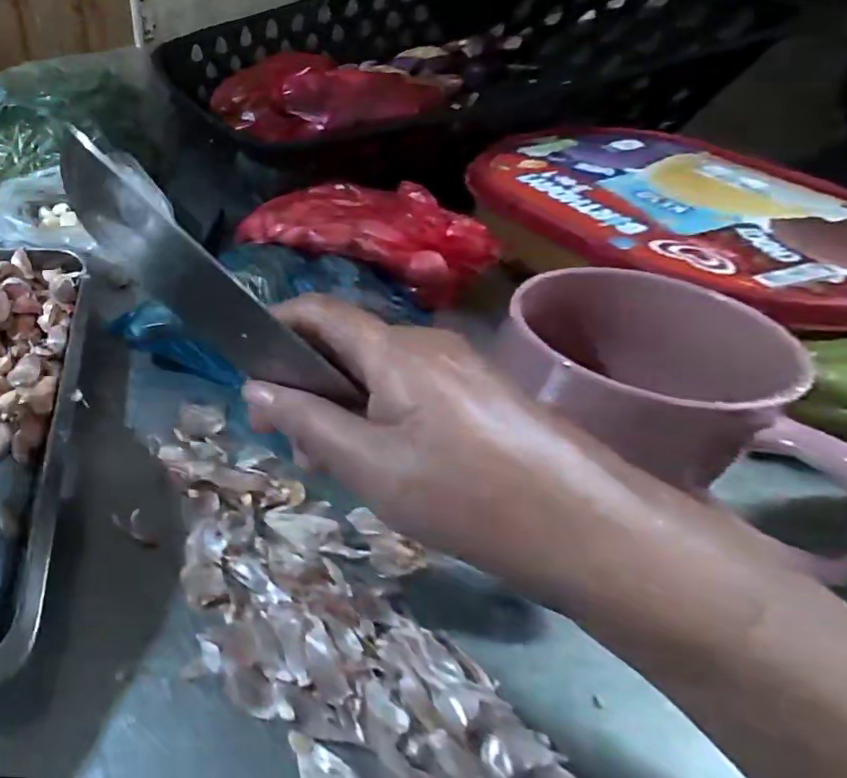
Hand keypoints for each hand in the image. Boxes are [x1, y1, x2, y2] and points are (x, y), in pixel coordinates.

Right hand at [241, 294, 737, 600]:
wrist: (599, 533)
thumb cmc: (468, 495)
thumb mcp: (370, 465)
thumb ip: (306, 421)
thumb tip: (254, 389)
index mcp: (394, 350)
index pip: (319, 311)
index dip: (278, 323)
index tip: (247, 360)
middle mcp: (428, 344)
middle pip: (348, 346)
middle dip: (308, 384)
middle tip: (289, 440)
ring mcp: (462, 368)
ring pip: (380, 373)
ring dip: (344, 406)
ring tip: (335, 462)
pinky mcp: (484, 396)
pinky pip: (413, 391)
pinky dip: (381, 415)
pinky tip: (387, 465)